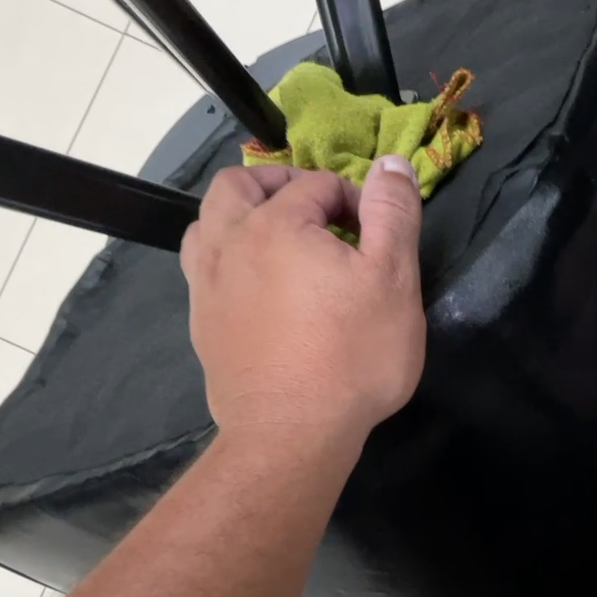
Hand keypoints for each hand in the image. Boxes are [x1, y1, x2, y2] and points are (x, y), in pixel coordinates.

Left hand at [180, 158, 424, 448]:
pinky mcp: (202, 323)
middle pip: (240, 186)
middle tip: (320, 215)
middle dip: (281, 187)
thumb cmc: (354, 355)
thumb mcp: (394, 280)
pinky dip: (231, 259)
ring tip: (282, 242)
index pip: (317, 184)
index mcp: (278, 224)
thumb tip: (391, 163)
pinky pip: (205, 269)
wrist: (293, 433)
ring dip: (243, 217)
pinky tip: (260, 289)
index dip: (355, 201)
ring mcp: (207, 284)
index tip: (379, 237)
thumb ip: (393, 214)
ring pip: (208, 223)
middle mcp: (229, 242)